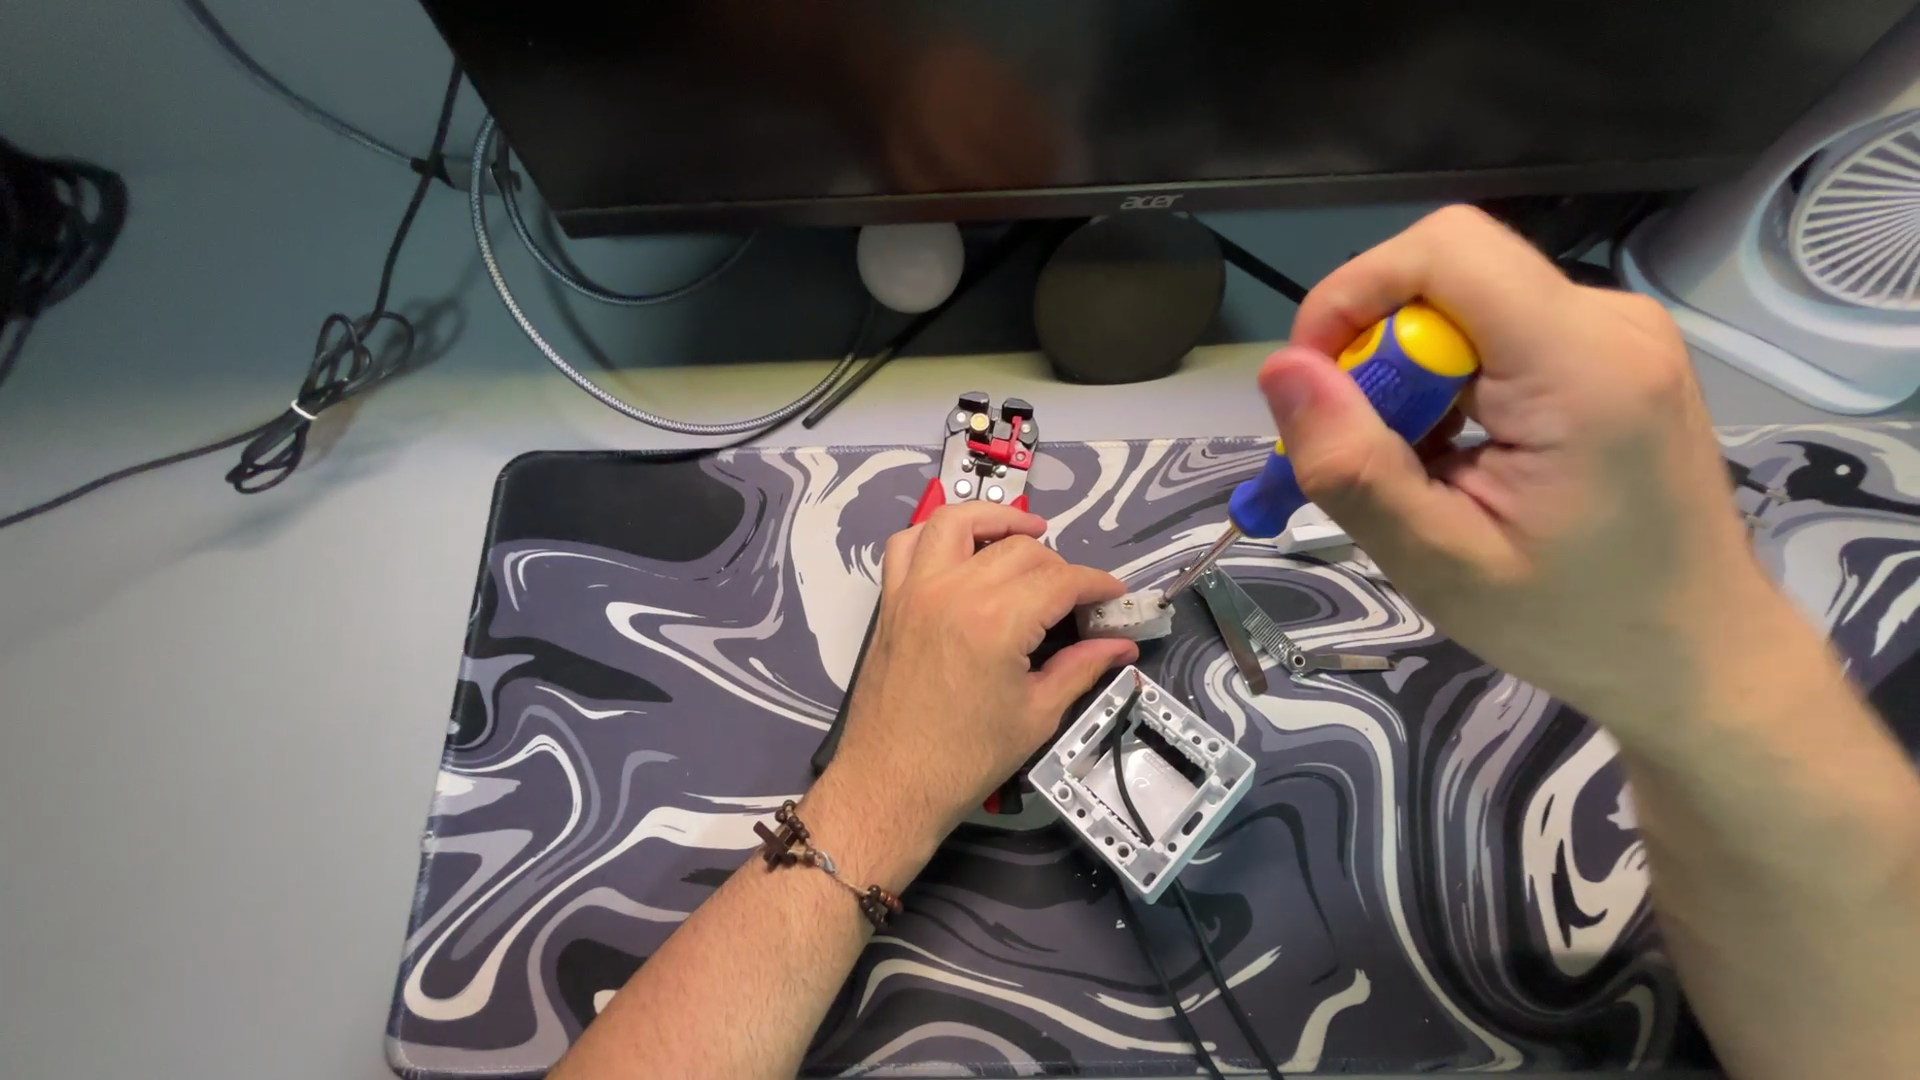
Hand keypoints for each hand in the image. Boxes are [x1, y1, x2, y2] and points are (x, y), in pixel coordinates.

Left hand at [825, 503, 1137, 844]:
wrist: (892, 782)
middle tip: (1075, 596)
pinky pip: (907, 543)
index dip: (1097, 584)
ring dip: (997, 519)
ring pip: (958, 521)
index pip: (1061, 580)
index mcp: (997, 621)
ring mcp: (916, 589)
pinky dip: (936, 533)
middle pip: (1020, 549)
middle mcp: (954, 590)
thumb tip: (1122, 646)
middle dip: (1059, 564)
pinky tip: (962, 548)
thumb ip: (1082, 668)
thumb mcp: (1038, 715)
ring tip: (1028, 532)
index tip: (1115, 596)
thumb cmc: (967, 758)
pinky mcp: (892, 599)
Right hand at [1260, 205, 1784, 730]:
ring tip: (1403, 473)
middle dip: (1368, 355)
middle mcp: (1604, 323)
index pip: (1444, 250)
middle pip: (1442, 279)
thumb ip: (1352, 465)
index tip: (1313, 384)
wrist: (1693, 654)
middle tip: (1353, 452)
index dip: (1351, 295)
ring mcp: (1608, 336)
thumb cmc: (1568, 621)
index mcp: (1579, 366)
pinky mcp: (1599, 357)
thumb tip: (1280, 369)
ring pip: (1454, 310)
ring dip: (1397, 382)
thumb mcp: (1434, 560)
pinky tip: (1442, 460)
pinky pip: (1483, 338)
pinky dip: (1434, 391)